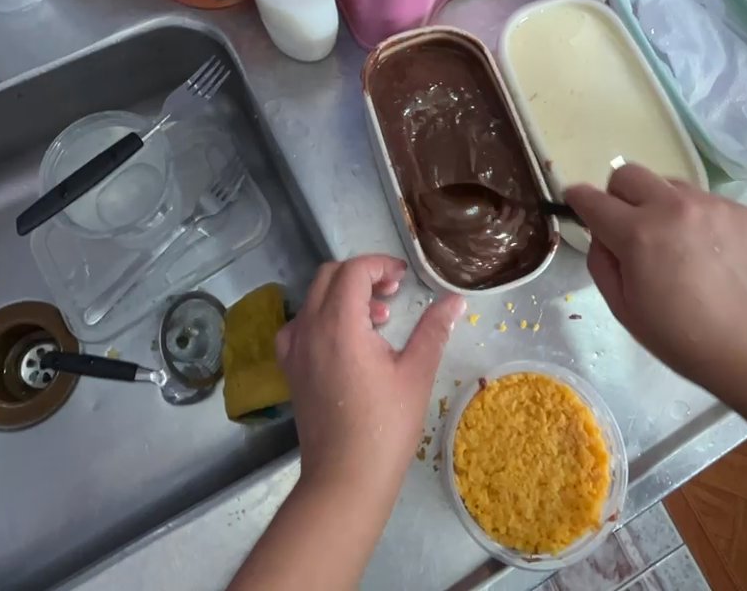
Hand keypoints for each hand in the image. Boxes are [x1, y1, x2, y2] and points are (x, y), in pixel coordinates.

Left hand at [276, 255, 467, 501]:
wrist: (345, 480)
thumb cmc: (385, 426)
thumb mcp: (416, 374)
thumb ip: (434, 330)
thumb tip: (455, 300)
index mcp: (340, 324)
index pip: (354, 271)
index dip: (380, 265)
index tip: (404, 277)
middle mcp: (310, 328)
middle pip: (329, 276)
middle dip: (362, 275)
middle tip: (392, 292)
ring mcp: (295, 349)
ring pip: (313, 298)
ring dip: (343, 295)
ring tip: (378, 319)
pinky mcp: (290, 369)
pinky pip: (299, 325)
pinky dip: (321, 318)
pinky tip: (343, 340)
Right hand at [565, 165, 746, 406]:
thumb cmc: (685, 340)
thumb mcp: (624, 309)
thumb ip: (601, 262)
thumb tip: (603, 235)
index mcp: (637, 233)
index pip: (591, 197)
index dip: (578, 200)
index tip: (577, 205)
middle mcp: (672, 207)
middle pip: (627, 173)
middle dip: (619, 196)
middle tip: (631, 229)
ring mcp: (711, 205)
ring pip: (668, 185)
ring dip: (661, 206)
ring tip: (679, 246)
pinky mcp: (742, 210)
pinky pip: (705, 202)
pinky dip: (697, 220)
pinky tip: (712, 256)